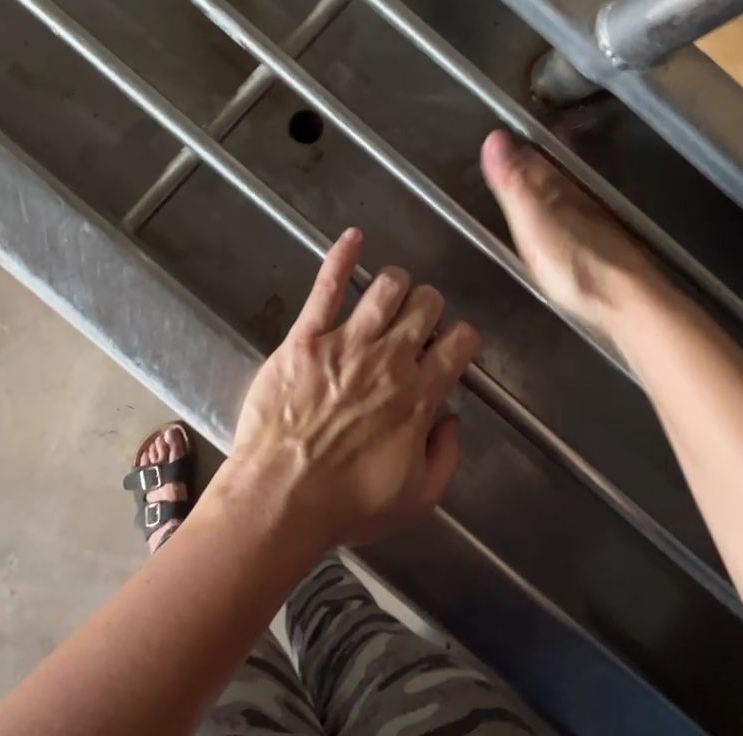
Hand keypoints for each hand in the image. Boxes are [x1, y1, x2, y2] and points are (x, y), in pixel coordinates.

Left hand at [217, 228, 480, 551]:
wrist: (280, 498)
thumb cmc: (347, 505)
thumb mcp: (417, 498)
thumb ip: (445, 456)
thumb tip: (451, 418)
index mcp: (419, 395)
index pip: (458, 343)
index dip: (462, 338)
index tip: (454, 345)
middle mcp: (389, 360)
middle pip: (425, 306)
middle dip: (429, 307)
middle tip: (417, 320)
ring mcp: (346, 343)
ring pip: (386, 289)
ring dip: (396, 284)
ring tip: (392, 291)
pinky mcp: (305, 338)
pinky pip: (327, 287)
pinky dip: (341, 257)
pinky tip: (353, 236)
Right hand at [480, 129, 668, 333]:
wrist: (629, 302)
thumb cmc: (574, 266)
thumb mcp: (533, 224)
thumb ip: (513, 185)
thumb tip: (494, 136)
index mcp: (559, 191)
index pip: (536, 160)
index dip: (518, 150)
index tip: (500, 139)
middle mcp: (580, 201)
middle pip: (554, 175)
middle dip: (536, 164)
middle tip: (515, 155)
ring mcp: (596, 224)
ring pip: (569, 195)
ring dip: (552, 187)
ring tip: (534, 184)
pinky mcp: (606, 249)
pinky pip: (580, 219)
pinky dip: (567, 213)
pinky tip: (564, 224)